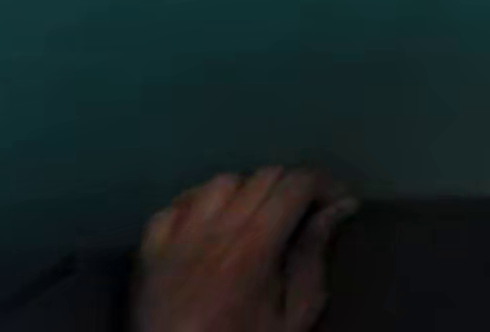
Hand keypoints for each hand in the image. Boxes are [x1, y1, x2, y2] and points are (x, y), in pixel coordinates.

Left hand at [132, 166, 357, 331]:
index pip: (298, 183)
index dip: (326, 184)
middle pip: (265, 175)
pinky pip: (172, 209)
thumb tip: (341, 206)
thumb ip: (314, 255)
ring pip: (222, 182)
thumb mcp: (295, 315)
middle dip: (294, 185)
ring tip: (257, 213)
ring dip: (246, 190)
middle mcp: (213, 237)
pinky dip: (195, 205)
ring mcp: (174, 246)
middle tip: (304, 210)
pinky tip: (212, 222)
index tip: (338, 203)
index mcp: (252, 251)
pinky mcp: (148, 260)